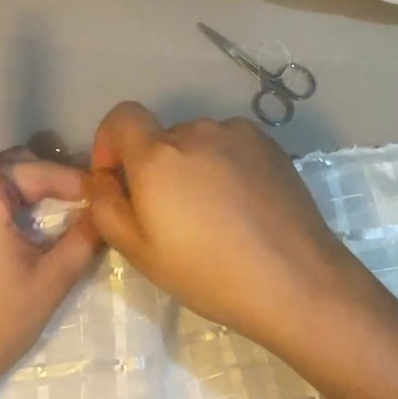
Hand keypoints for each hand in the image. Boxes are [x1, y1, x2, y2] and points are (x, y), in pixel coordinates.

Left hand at [0, 27, 101, 393]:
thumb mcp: (51, 280)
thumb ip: (83, 238)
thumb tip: (108, 209)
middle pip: (18, 167)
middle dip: (60, 185)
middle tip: (100, 215)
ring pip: (11, 185)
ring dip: (46, 200)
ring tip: (82, 228)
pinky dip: (28, 210)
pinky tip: (53, 236)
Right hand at [84, 103, 375, 351]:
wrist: (294, 281)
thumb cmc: (208, 274)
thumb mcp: (140, 253)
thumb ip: (106, 206)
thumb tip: (102, 179)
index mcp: (158, 155)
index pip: (121, 117)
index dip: (110, 145)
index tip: (119, 183)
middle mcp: (198, 132)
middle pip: (161, 137)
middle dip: (155, 168)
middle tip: (171, 219)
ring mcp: (240, 135)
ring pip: (199, 144)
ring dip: (192, 168)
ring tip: (212, 217)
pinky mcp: (271, 147)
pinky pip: (232, 148)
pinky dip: (225, 168)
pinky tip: (241, 210)